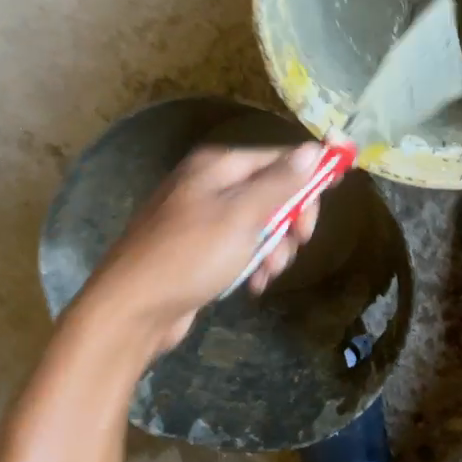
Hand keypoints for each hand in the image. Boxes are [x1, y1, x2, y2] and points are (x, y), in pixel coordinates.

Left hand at [75, 143, 323, 343]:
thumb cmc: (188, 256)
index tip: (333, 195)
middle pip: (272, 190)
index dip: (308, 175)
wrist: (128, 313)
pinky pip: (240, 246)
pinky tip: (253, 284)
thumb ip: (280, 183)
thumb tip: (314, 148)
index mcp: (217, 166)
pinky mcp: (198, 250)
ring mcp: (201, 218)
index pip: (279, 158)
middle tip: (300, 243)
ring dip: (274, 248)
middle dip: (290, 219)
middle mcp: (209, 184)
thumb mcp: (242, 217)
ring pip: (260, 223)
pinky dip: (253, 262)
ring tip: (269, 273)